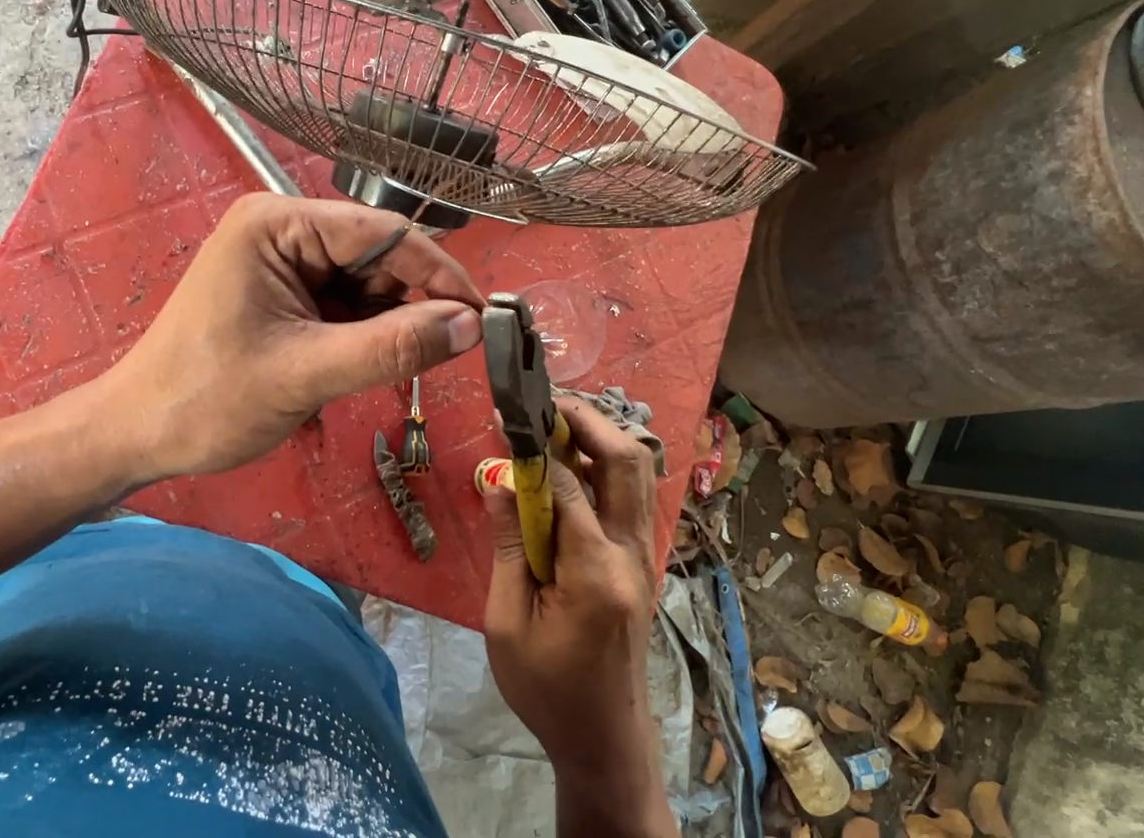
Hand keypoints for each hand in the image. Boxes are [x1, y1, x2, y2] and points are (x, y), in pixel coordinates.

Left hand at [92, 193, 484, 480]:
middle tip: (453, 352)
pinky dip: (368, 333)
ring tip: (409, 365)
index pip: (381, 233)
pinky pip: (344, 306)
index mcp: (277, 224)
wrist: (138, 435)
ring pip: (366, 284)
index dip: (438, 274)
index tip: (483, 318)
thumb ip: (391, 348)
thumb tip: (471, 327)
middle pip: (377, 257)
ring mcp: (282, 264)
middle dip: (415, 302)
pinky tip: (377, 361)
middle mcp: (282, 231)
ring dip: (392, 322)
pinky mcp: (283, 296)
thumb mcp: (307, 372)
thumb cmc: (208, 399)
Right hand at [482, 397, 672, 834]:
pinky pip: (631, 501)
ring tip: (557, 425)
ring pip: (638, 477)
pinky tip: (572, 470)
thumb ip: (508, 546)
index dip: (536, 446)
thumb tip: (497, 482)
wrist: (605, 739)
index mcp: (595, 571)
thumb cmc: (546, 689)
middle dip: (590, 422)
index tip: (507, 418)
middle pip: (627, 463)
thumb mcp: (506, 621)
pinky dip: (606, 471)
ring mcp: (645, 560)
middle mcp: (632, 555)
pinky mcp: (643, 567)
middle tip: (547, 404)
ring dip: (602, 442)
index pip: (569, 484)